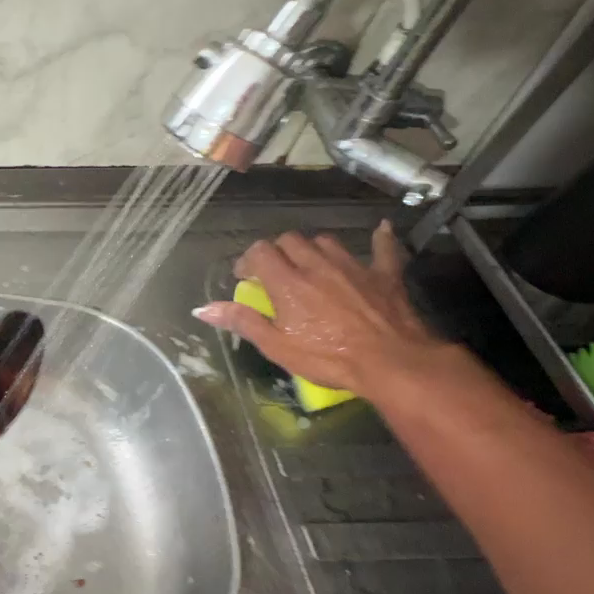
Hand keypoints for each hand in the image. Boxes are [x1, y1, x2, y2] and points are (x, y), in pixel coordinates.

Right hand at [193, 220, 454, 396]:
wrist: (390, 361)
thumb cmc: (327, 358)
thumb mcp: (277, 346)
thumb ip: (242, 321)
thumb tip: (202, 309)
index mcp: (288, 283)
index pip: (260, 252)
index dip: (248, 260)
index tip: (245, 278)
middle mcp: (317, 265)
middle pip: (291, 240)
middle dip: (278, 251)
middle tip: (275, 273)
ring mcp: (353, 266)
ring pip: (326, 241)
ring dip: (313, 249)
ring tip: (310, 267)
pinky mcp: (384, 274)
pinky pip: (381, 247)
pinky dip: (378, 239)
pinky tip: (379, 231)